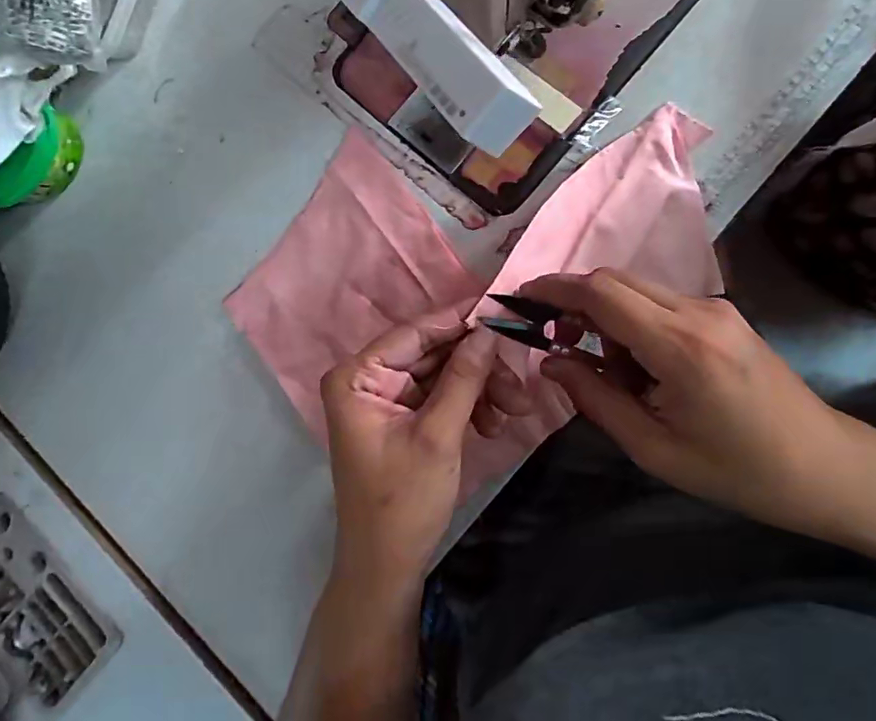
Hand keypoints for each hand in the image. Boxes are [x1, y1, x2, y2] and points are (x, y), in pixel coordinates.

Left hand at [320, 304, 507, 584]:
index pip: (413, 332)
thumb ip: (463, 379)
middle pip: (431, 352)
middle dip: (477, 365)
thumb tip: (487, 330)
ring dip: (479, 388)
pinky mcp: (402, 417)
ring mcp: (384, 397)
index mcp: (357, 375)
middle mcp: (366, 378)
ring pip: (441, 373)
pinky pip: (440, 395)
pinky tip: (494, 424)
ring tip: (513, 411)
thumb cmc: (403, 502)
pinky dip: (469, 405)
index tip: (502, 309)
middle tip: (519, 381)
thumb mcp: (438, 436)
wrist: (387, 566)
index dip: (458, 320)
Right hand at [522, 269, 864, 535]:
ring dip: (604, 315)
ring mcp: (714, 309)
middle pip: (612, 280)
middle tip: (554, 339)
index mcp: (680, 346)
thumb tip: (551, 361)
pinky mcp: (721, 315)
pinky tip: (638, 365)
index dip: (553, 289)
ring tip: (606, 369)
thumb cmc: (740, 471)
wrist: (831, 470)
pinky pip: (657, 301)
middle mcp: (698, 312)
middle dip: (573, 301)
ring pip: (633, 288)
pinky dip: (630, 321)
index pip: (600, 292)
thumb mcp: (655, 449)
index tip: (520, 298)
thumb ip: (594, 399)